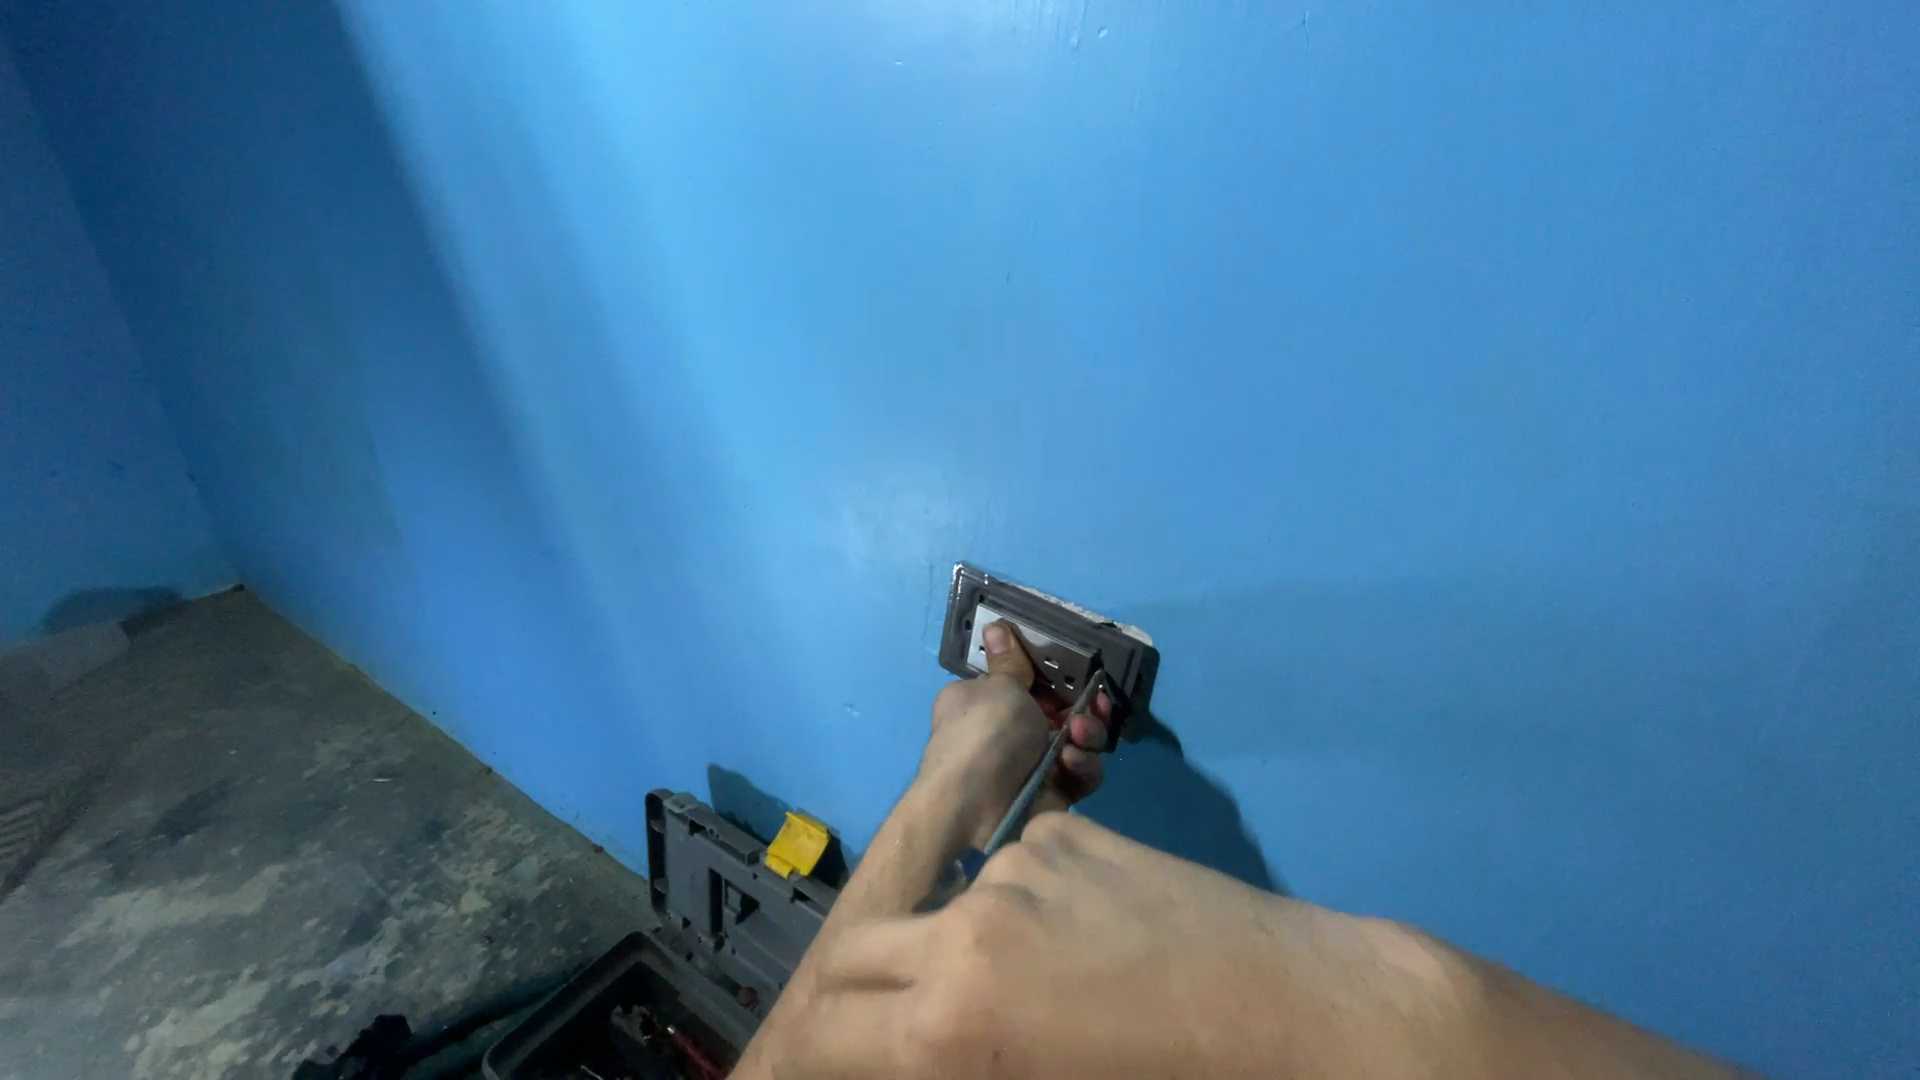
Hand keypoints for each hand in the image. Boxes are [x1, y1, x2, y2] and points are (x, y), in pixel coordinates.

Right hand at [762, 813, 1473, 1078]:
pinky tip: (1076, 939)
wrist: (1306, 1011)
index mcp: (957, 1018)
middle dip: (846, 994)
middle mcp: (968, 922)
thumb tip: (921, 1052)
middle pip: (855, 949)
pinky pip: (1009, 871)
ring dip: (938, 946)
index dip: (807, 1053)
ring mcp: (1018, 862)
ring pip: (938, 905)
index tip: (814, 1064)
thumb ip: (960, 1066)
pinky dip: (1011, 908)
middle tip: (873, 1030)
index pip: (830, 1028)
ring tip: (1005, 985)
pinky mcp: (1066, 830)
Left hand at [915, 621, 1113, 849]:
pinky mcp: (1051, 795)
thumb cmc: (985, 734)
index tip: (1079, 676)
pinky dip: (1081, 767)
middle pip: (1062, 714)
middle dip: (1083, 709)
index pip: (1030, 685)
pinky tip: (1069, 763)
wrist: (975, 808)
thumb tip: (995, 626)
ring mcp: (1030, 765)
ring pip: (1077, 744)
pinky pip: (1079, 775)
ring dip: (1086, 737)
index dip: (1057, 681)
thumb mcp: (999, 688)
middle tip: (1094, 706)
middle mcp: (1007, 732)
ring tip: (1078, 738)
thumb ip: (1010, 662)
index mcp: (986, 701)